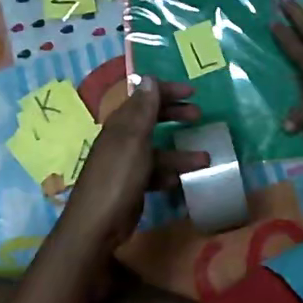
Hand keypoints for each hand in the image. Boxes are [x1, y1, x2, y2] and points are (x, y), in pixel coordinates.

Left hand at [58, 77, 203, 253]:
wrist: (98, 224)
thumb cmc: (118, 176)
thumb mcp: (134, 139)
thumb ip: (144, 109)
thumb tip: (149, 77)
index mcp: (122, 123)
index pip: (144, 96)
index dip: (167, 90)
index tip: (192, 92)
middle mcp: (123, 138)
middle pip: (152, 119)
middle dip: (175, 114)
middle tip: (199, 116)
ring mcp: (127, 162)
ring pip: (158, 148)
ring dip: (180, 150)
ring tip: (205, 158)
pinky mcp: (132, 183)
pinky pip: (155, 172)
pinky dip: (170, 172)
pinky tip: (183, 179)